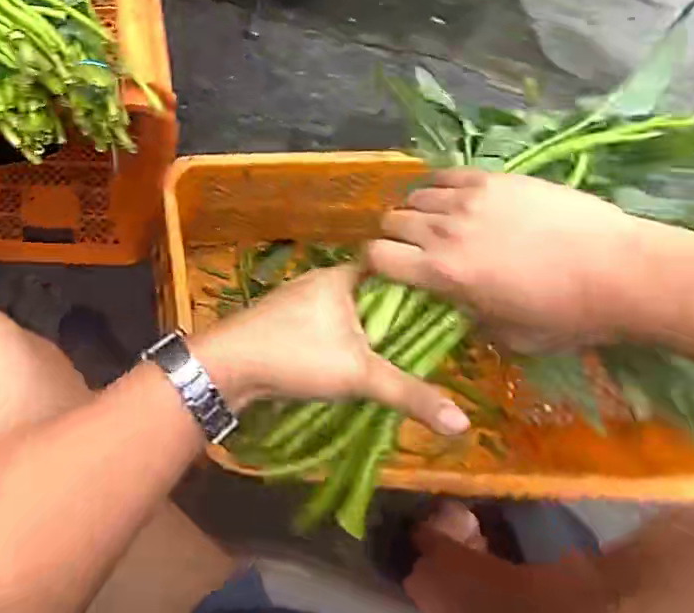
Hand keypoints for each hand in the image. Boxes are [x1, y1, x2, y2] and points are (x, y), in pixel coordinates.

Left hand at [188, 265, 468, 434]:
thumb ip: (412, 394)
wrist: (229, 363)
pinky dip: (346, 342)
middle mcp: (318, 283)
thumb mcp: (361, 374)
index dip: (417, 285)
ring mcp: (298, 302)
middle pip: (369, 294)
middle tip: (437, 340)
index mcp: (338, 279)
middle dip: (397, 316)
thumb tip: (464, 424)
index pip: (387, 270)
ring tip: (406, 356)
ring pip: (347, 313)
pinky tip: (361, 364)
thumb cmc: (295, 353)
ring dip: (370, 332)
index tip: (450, 305)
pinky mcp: (284, 324)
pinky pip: (327, 328)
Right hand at [367, 170, 693, 348]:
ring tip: (438, 219)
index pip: (377, 256)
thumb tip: (454, 306)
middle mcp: (443, 231)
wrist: (628, 272)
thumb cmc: (573, 315)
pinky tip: (453, 197)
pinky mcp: (490, 179)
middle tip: (417, 244)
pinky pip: (444, 175)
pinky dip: (439, 186)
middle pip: (391, 220)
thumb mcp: (515, 335)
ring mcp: (466, 200)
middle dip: (396, 234)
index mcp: (444, 272)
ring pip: (414, 196)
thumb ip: (471, 319)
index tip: (389, 267)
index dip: (376, 262)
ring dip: (419, 210)